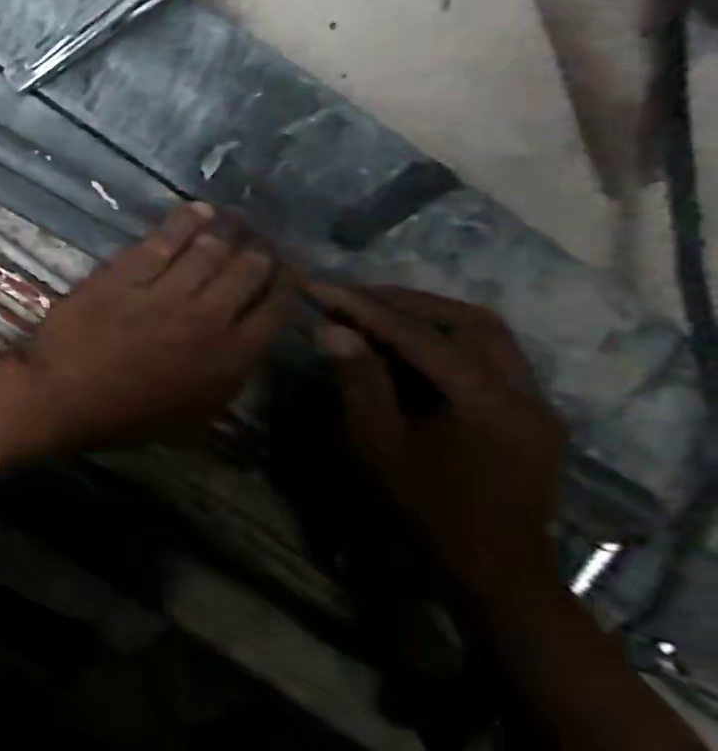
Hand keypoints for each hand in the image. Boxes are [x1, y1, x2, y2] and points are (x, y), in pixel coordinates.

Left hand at [2, 202, 294, 448]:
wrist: (62, 395)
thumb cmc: (126, 416)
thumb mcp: (195, 413)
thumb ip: (227, 377)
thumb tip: (247, 344)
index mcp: (231, 358)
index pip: (276, 309)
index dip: (287, 283)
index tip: (289, 267)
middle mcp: (206, 318)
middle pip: (246, 272)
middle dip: (260, 251)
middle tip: (262, 237)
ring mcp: (162, 293)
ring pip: (206, 251)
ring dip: (226, 230)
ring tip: (235, 217)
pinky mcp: (122, 276)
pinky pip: (159, 243)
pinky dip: (182, 224)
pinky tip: (195, 210)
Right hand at [310, 285, 568, 594]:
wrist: (489, 566)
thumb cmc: (423, 504)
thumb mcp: (376, 442)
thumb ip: (358, 379)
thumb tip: (330, 327)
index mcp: (488, 400)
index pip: (421, 334)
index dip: (365, 306)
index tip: (318, 286)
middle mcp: (524, 392)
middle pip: (469, 321)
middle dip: (405, 301)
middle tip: (350, 296)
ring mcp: (534, 403)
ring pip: (486, 335)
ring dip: (428, 316)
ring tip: (372, 313)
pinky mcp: (528, 414)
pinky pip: (489, 357)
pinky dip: (444, 340)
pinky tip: (403, 347)